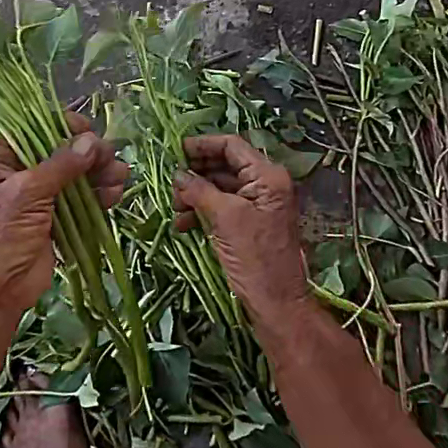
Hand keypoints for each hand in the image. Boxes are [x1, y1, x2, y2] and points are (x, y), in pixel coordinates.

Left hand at [0, 112, 127, 312]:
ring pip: (73, 180)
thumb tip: (91, 141)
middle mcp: (16, 177)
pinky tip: (114, 194)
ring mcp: (36, 202)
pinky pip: (79, 204)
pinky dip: (98, 198)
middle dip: (88, 155)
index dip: (62, 128)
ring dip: (98, 176)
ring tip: (120, 176)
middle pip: (58, 155)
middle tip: (112, 158)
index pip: (32, 132)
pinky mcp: (53, 224)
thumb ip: (60, 166)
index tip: (89, 129)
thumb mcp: (24, 194)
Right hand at [172, 135, 309, 321]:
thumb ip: (200, 190)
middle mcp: (266, 184)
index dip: (203, 145)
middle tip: (171, 184)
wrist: (276, 301)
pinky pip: (222, 207)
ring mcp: (258, 204)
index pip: (232, 146)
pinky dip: (202, 211)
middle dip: (196, 173)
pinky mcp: (249, 223)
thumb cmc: (254, 257)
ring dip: (195, 194)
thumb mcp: (225, 218)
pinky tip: (182, 223)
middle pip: (224, 165)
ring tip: (175, 208)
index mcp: (268, 176)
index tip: (175, 150)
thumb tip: (178, 174)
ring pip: (220, 187)